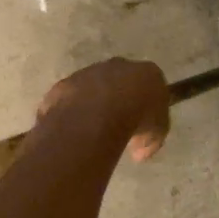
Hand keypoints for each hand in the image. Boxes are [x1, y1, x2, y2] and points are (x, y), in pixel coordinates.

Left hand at [35, 57, 170, 161]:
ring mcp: (87, 74)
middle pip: (119, 82)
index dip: (145, 105)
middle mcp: (119, 66)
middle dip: (117, 101)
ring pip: (91, 89)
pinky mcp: (62, 87)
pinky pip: (66, 102)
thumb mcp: (157, 134)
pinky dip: (68, 115)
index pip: (149, 85)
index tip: (141, 124)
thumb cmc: (136, 120)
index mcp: (147, 72)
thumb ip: (150, 138)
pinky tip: (69, 133)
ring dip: (90, 107)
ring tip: (88, 134)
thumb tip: (140, 151)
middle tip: (114, 127)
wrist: (96, 118)